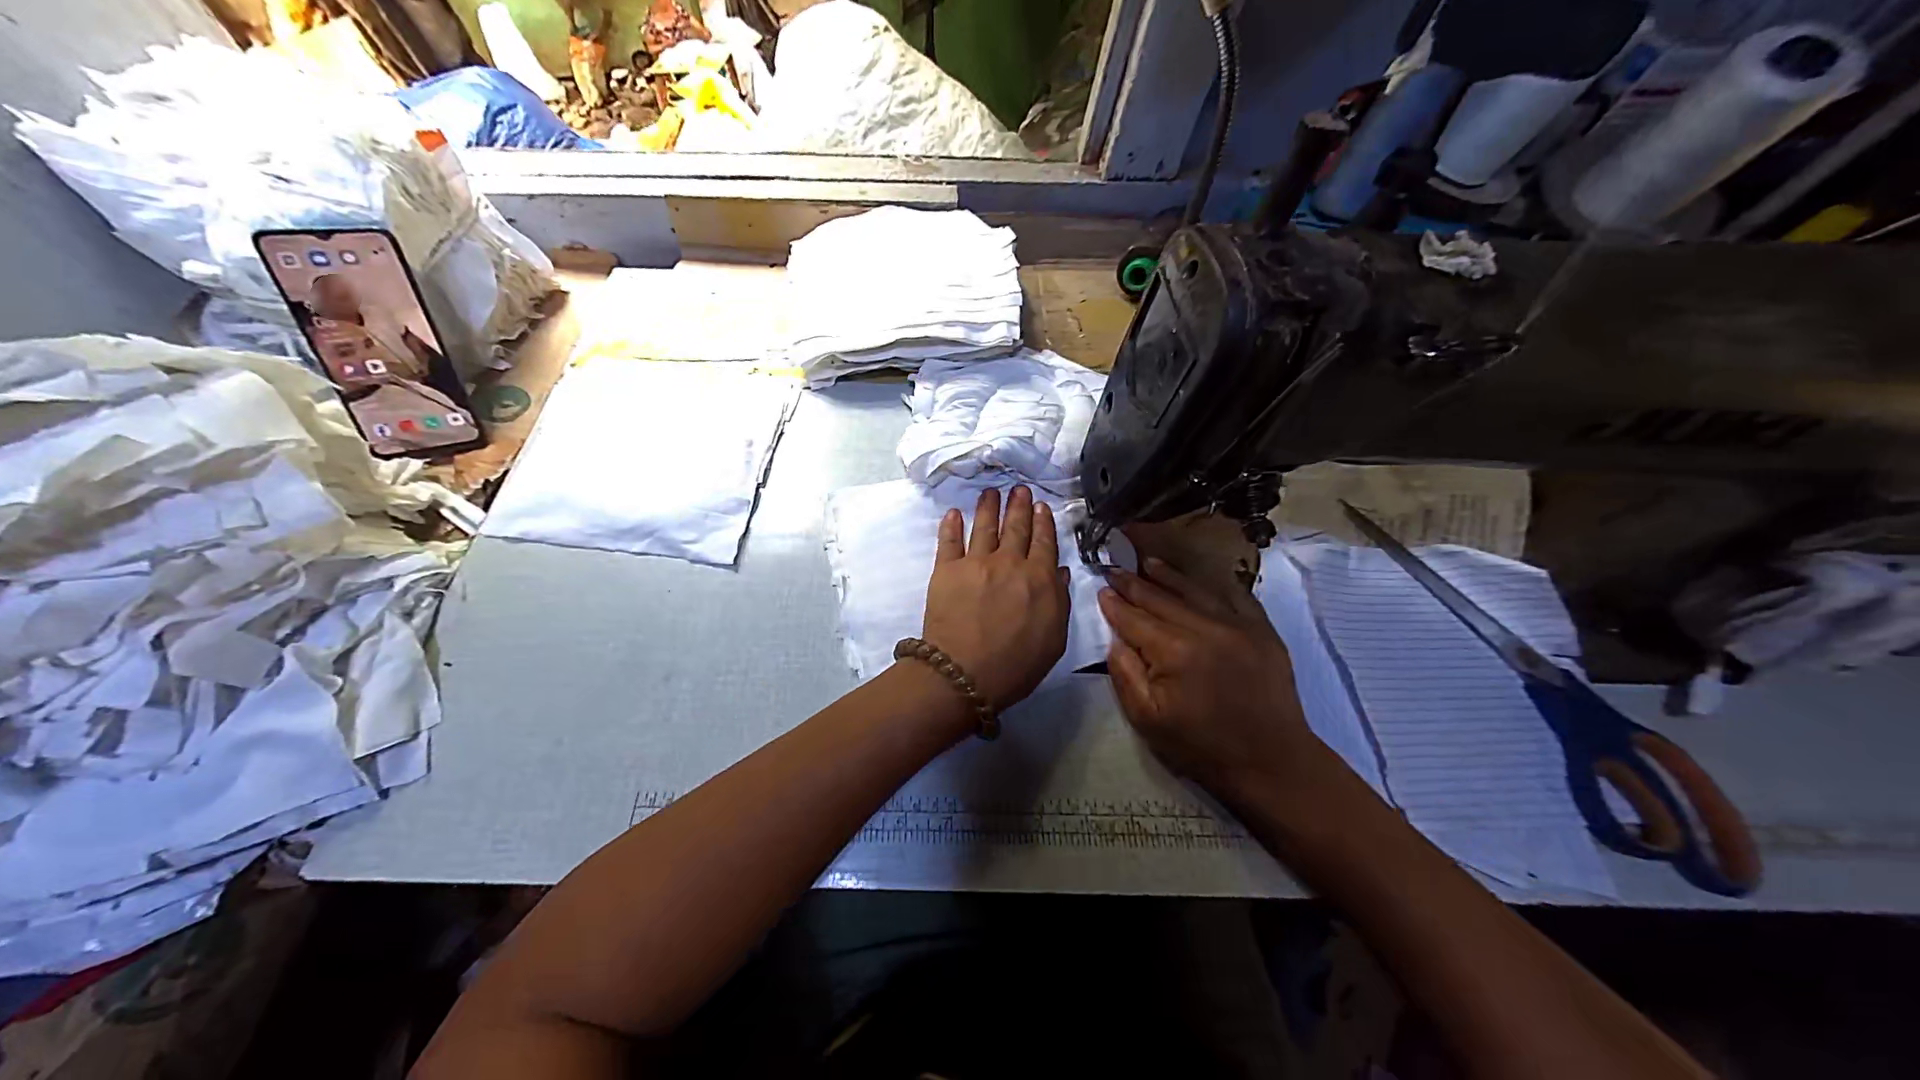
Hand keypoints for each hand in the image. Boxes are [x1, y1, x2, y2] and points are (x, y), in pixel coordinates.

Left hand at [920, 486, 1070, 708]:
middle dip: (1019, 506)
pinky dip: (951, 525)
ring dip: (988, 507)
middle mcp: (1009, 563)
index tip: (1041, 506)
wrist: (965, 673)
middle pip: (1016, 527)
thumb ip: (1059, 602)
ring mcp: (976, 563)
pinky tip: (954, 514)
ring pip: (984, 526)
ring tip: (991, 492)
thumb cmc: (1016, 665)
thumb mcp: (1054, 639)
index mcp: (1040, 579)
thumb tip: (1059, 573)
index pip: (1044, 542)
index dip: (1043, 522)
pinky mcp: (946, 570)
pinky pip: (949, 541)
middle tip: (1019, 490)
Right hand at [1099, 558, 1317, 799]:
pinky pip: (1236, 597)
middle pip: (1161, 598)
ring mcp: (1238, 625)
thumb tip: (1116, 637)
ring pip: (1196, 591)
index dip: (1114, 603)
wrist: (1270, 762)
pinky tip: (1200, 579)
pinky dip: (1214, 585)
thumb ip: (1125, 672)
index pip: (1135, 618)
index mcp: (1174, 650)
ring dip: (1169, 576)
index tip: (1100, 589)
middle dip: (1134, 583)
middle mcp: (1205, 627)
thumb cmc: (1201, 746)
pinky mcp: (1263, 631)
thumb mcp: (1146, 718)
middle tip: (1115, 569)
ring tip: (1149, 562)